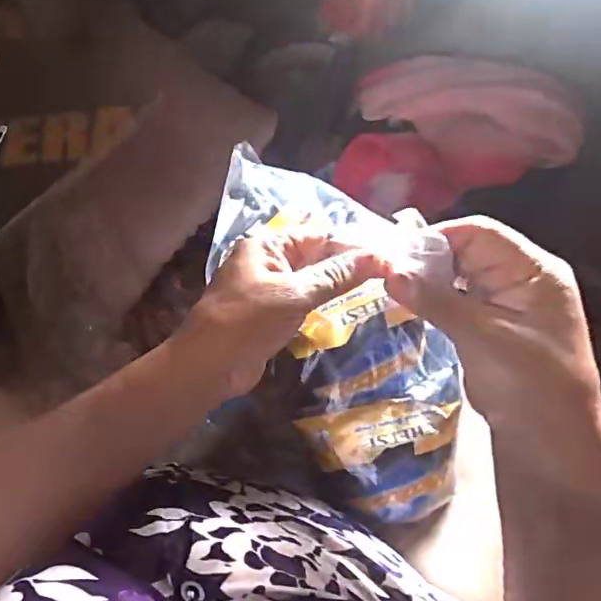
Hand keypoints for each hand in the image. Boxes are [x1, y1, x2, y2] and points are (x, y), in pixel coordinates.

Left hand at [176, 227, 383, 395]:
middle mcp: (266, 262)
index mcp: (266, 246)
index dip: (353, 243)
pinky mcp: (269, 316)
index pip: (318, 235)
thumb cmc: (247, 321)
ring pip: (311, 282)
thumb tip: (377, 256)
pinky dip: (323, 306)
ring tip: (380, 288)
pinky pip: (302, 304)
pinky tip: (349, 308)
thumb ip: (335, 275)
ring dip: (338, 287)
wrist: (209, 365)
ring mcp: (267, 290)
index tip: (390, 254)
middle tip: (391, 273)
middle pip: (315, 257)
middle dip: (349, 264)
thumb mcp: (294, 294)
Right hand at [371, 217, 600, 434]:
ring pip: (460, 275)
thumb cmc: (527, 383)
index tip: (393, 253)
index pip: (480, 233)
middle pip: (469, 250)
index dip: (436, 237)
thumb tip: (389, 272)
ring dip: (428, 279)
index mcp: (535, 271)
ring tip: (390, 286)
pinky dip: (435, 299)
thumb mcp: (481, 336)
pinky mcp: (492, 323)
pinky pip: (459, 298)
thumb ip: (435, 301)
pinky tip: (409, 305)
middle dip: (427, 258)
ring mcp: (508, 301)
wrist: (549, 438)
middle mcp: (523, 278)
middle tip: (385, 270)